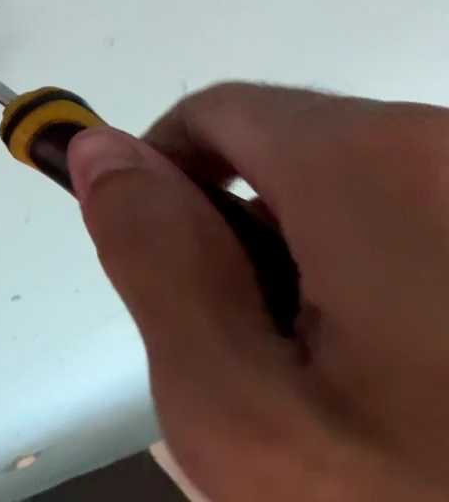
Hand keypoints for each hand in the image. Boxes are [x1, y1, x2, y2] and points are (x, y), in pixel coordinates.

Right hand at [68, 84, 448, 500]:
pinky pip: (448, 244)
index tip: (169, 262)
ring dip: (343, 275)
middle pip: (309, 159)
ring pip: (389, 207)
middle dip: (260, 240)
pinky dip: (420, 297)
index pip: (222, 114)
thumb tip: (103, 154)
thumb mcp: (237, 401)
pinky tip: (432, 395)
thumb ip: (151, 255)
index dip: (163, 176)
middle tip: (273, 360)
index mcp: (390, 175)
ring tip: (363, 393)